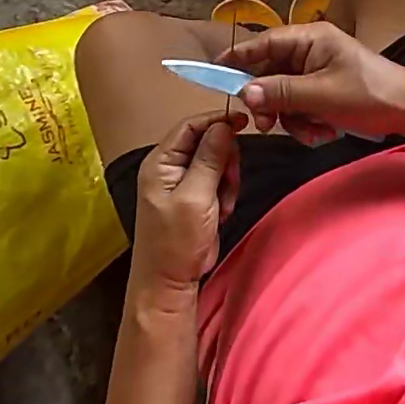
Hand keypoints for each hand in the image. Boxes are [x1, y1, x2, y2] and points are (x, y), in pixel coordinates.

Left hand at [130, 111, 244, 296]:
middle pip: (207, 142)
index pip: (190, 126)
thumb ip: (210, 158)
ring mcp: (182, 182)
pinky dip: (225, 193)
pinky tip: (222, 212)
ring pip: (217, 162)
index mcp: (160, 161)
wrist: (170, 283)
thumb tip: (223, 125)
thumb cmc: (176, 240)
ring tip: (223, 205)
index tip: (244, 122)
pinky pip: (218, 181)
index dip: (216, 120)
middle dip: (225, 159)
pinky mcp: (195, 197)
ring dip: (227, 180)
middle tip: (231, 181)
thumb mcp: (196, 197)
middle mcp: (169, 167)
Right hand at [220, 22, 404, 143]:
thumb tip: (245, 93)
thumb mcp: (321, 94)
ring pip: (283, 95)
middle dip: (272, 102)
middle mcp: (310, 50)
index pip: (264, 42)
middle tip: (269, 124)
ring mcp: (316, 71)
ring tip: (315, 131)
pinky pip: (300, 106)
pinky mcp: (324, 91)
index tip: (215, 71)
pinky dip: (307, 122)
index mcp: (310, 38)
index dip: (238, 57)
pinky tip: (325, 131)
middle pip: (270, 73)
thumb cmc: (369, 93)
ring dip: (294, 118)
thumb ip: (281, 92)